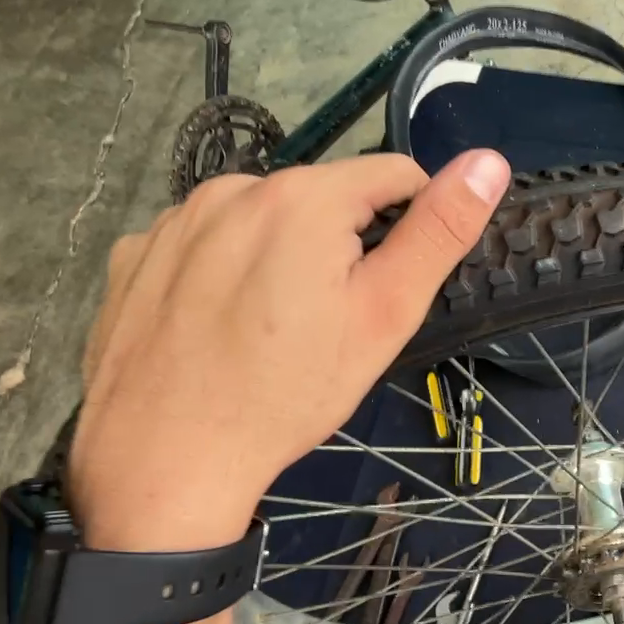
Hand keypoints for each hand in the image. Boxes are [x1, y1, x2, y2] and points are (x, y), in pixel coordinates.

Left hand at [68, 150, 510, 551]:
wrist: (167, 461)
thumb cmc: (295, 388)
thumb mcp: (388, 312)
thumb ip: (440, 230)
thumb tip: (489, 162)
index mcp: (304, 198)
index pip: (396, 175)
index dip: (413, 226)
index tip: (392, 286)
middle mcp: (233, 188)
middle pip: (328, 198)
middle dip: (347, 243)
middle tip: (339, 317)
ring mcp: (174, 220)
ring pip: (268, 218)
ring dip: (289, 252)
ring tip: (281, 324)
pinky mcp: (135, 254)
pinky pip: (210, 242)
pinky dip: (230, 268)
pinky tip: (224, 323)